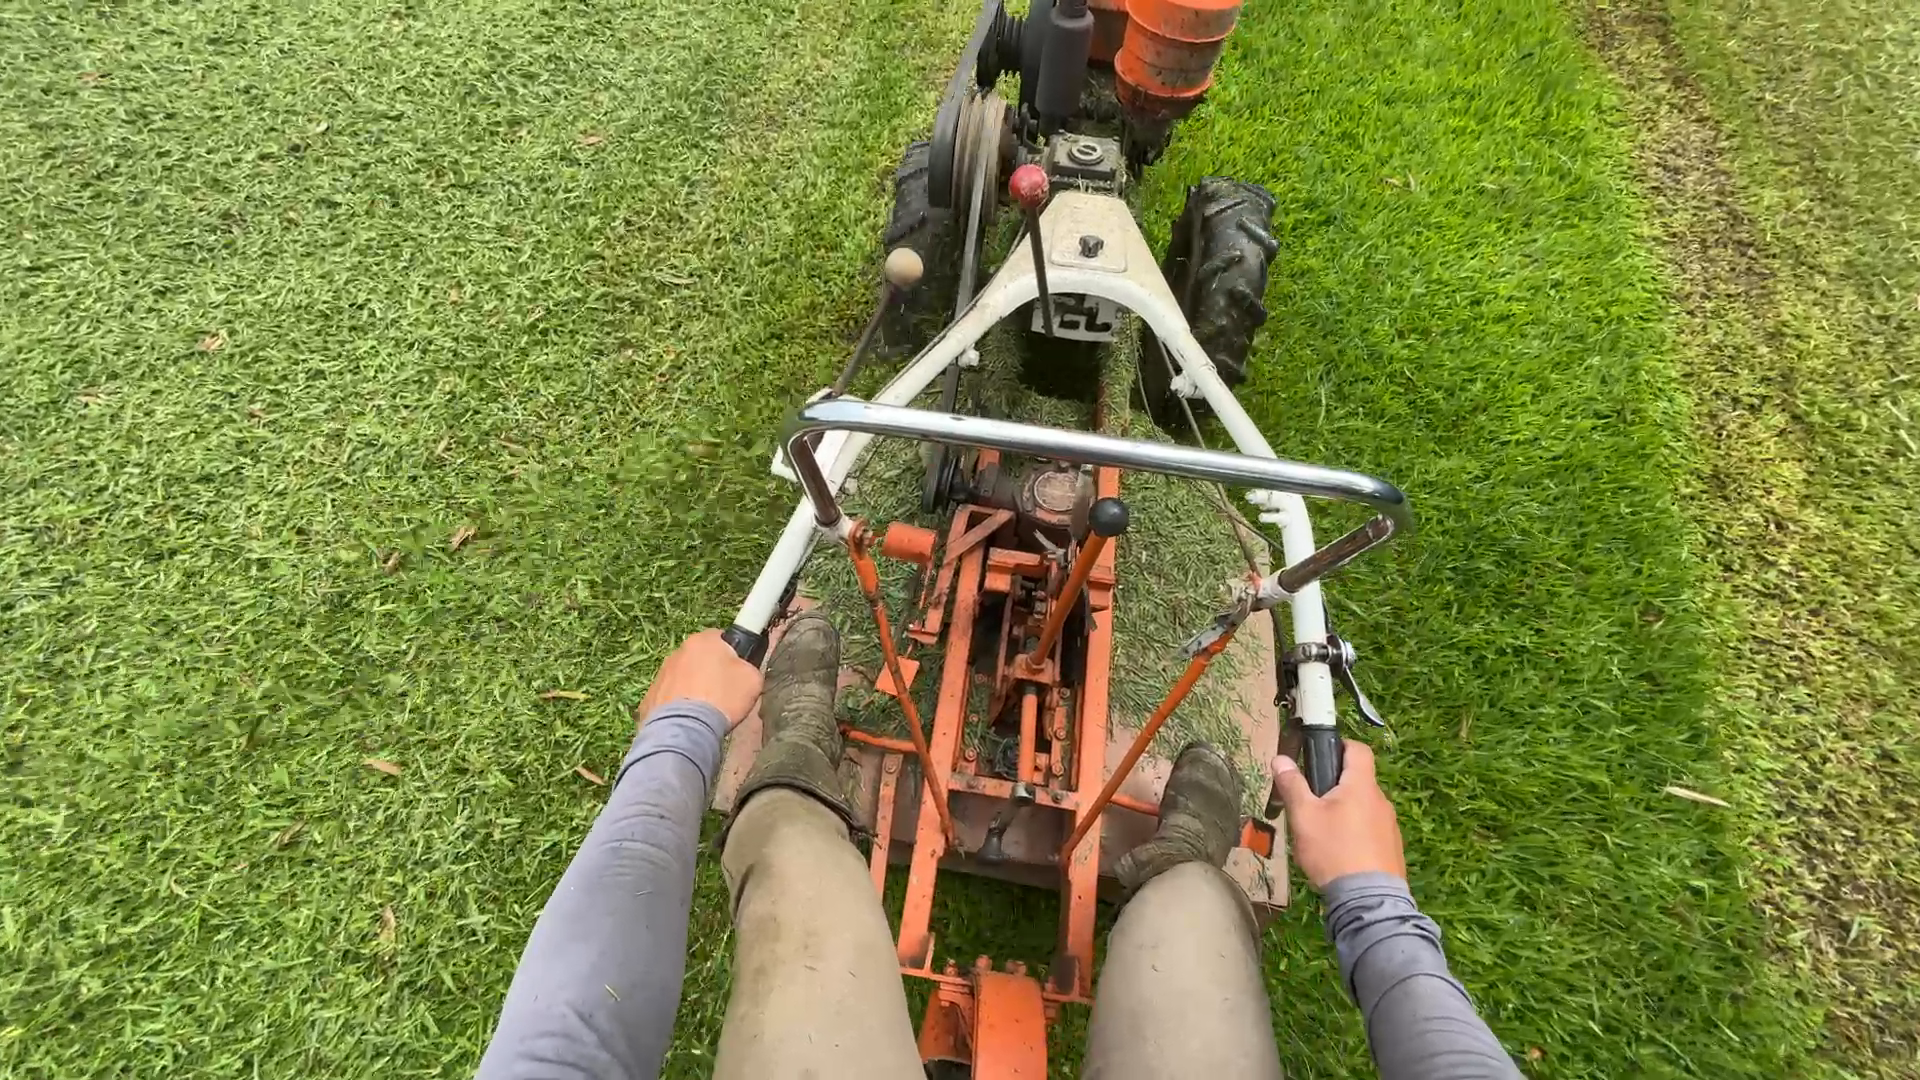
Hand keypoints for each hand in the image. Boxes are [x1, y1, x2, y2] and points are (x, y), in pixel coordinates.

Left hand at [638, 630, 762, 731]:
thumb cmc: (723, 698)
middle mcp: (678, 652)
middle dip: (710, 671)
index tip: (737, 670)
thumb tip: (742, 669)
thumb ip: (748, 666)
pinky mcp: (649, 698)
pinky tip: (689, 720)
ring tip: (705, 711)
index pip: (722, 637)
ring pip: (683, 677)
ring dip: (693, 688)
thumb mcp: (753, 678)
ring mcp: (661, 674)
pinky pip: (670, 698)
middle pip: (700, 658)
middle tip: (724, 692)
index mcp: (704, 641)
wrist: (686, 729)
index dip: (733, 653)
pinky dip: (679, 706)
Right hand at [1269, 740, 1405, 888]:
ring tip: (1320, 829)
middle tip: (1309, 798)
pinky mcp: (1391, 848)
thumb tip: (1280, 759)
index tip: (1319, 755)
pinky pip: (1370, 827)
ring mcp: (1389, 826)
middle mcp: (1380, 801)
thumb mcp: (1304, 815)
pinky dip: (1355, 830)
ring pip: (1363, 805)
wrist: (1368, 902)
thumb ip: (1292, 785)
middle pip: (1358, 779)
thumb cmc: (1333, 849)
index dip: (1339, 745)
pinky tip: (1338, 849)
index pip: (1358, 750)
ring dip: (1344, 808)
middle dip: (1334, 783)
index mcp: (1361, 787)